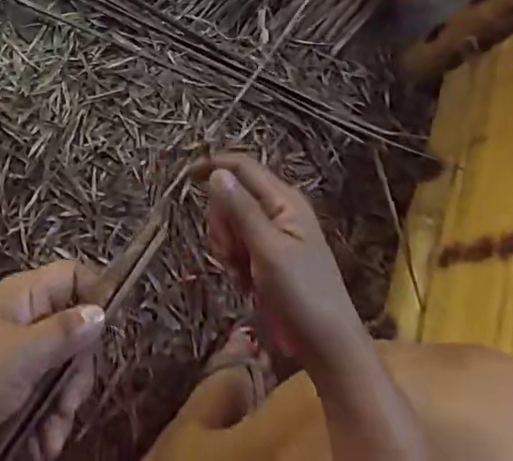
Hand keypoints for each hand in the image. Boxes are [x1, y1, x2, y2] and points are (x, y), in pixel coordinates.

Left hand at [0, 260, 105, 460]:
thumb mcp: (22, 354)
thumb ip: (65, 332)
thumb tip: (102, 311)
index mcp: (24, 295)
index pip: (72, 275)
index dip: (95, 294)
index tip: (110, 329)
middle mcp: (25, 319)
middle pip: (75, 330)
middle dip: (78, 371)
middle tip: (69, 399)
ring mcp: (19, 356)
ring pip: (63, 371)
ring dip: (64, 406)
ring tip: (52, 433)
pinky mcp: (12, 391)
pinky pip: (46, 399)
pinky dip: (49, 423)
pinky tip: (42, 444)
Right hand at [196, 153, 364, 370]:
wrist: (326, 346)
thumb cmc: (302, 294)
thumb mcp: (268, 250)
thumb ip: (241, 209)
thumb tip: (216, 172)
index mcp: (284, 200)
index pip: (243, 167)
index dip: (214, 165)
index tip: (186, 176)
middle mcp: (277, 210)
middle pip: (231, 195)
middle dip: (222, 221)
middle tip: (231, 252)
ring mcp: (272, 234)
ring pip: (230, 221)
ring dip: (226, 244)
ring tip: (240, 271)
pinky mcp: (265, 255)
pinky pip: (235, 243)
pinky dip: (232, 259)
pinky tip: (244, 281)